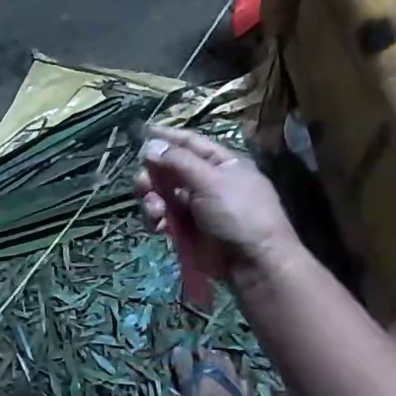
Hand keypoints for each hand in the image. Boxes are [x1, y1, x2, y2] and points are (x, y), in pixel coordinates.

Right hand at [134, 126, 299, 283]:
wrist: (253, 262)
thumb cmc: (238, 214)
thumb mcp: (210, 181)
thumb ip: (178, 161)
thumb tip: (150, 144)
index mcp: (222, 163)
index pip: (190, 143)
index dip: (167, 137)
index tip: (142, 133)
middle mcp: (208, 182)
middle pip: (170, 169)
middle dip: (153, 175)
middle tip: (143, 183)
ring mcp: (197, 207)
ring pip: (162, 194)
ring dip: (152, 199)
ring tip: (155, 209)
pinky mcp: (187, 229)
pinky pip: (164, 217)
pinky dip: (157, 219)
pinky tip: (158, 226)